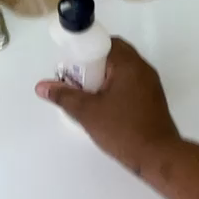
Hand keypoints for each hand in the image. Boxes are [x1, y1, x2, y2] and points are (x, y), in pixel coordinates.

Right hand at [36, 38, 182, 177]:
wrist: (157, 156)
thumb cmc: (122, 130)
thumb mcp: (87, 113)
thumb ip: (64, 96)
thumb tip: (42, 86)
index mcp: (128, 64)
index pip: (105, 43)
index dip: (85, 52)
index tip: (72, 69)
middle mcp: (142, 68)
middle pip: (113, 55)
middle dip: (92, 66)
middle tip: (76, 83)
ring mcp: (150, 84)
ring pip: (121, 71)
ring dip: (103, 78)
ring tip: (86, 97)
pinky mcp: (152, 99)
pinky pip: (129, 83)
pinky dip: (114, 88)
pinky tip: (103, 107)